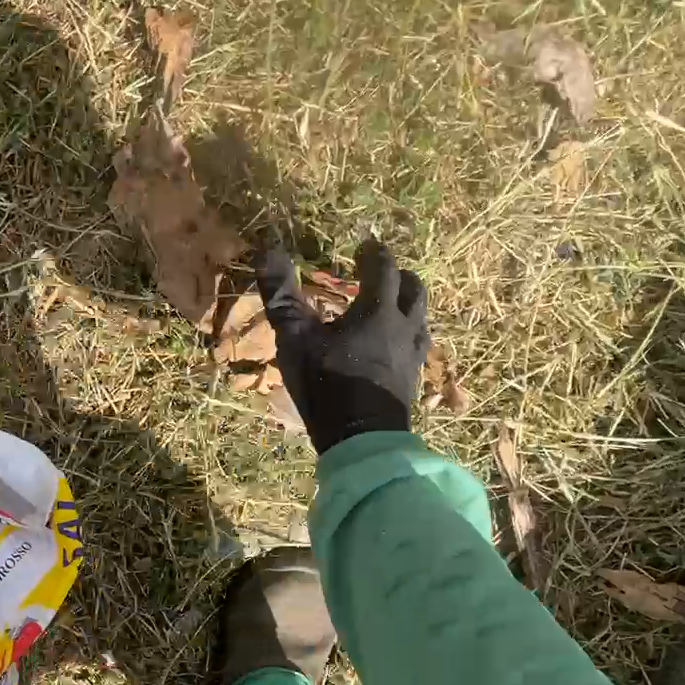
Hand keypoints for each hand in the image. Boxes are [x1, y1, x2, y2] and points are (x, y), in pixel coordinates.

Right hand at [257, 238, 430, 452]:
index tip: (363, 246)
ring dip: (405, 305)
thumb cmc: (326, 383)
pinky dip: (404, 333)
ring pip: (419, 317)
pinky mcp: (412, 378)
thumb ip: (282, 296)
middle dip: (397, 276)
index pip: (382, 268)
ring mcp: (412, 353)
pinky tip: (389, 346)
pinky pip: (415, 344)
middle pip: (413, 289)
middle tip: (381, 273)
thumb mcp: (295, 339)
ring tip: (387, 307)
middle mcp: (403, 326)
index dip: (373, 254)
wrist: (360, 437)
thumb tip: (266, 251)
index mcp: (377, 310)